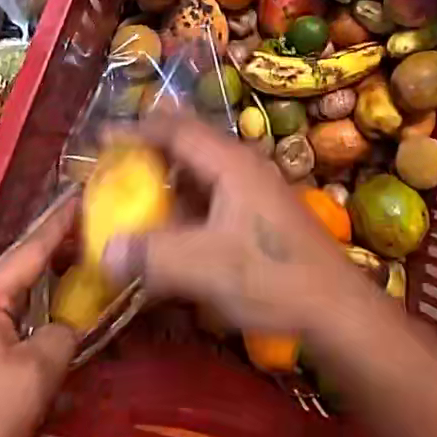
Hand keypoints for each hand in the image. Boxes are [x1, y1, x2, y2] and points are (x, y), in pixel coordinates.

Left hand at [0, 192, 79, 436]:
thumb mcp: (36, 378)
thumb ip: (64, 335)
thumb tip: (70, 324)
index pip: (29, 248)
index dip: (61, 221)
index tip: (84, 193)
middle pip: (14, 268)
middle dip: (54, 253)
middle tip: (92, 240)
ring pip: (3, 297)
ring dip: (38, 285)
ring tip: (72, 276)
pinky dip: (21, 312)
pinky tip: (38, 324)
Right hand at [102, 114, 375, 334]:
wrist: (335, 307)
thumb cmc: (271, 277)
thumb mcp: (204, 267)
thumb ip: (151, 256)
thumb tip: (103, 251)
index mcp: (230, 164)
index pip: (176, 130)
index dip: (136, 129)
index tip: (101, 137)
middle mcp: (243, 167)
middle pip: (189, 145)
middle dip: (150, 150)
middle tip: (114, 164)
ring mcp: (255, 190)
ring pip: (201, 172)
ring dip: (168, 179)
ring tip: (134, 194)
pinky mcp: (260, 214)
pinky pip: (212, 195)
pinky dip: (185, 203)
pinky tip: (171, 228)